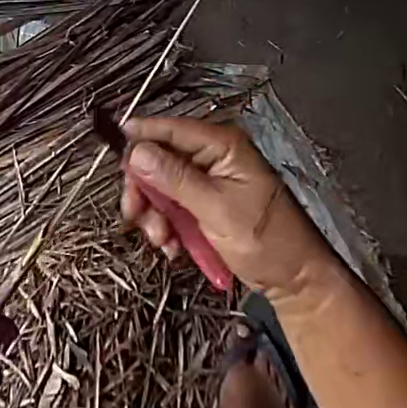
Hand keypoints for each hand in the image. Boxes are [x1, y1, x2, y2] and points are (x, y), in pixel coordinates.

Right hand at [119, 116, 339, 306]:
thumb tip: (137, 151)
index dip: (140, 135)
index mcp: (221, 144)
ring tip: (162, 240)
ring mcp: (208, 179)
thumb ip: (174, 178)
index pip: (171, 128)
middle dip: (145, 189)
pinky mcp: (205, 202)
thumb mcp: (215, 208)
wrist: (294, 279)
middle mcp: (212, 155)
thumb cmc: (265, 239)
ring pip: (161, 185)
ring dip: (154, 213)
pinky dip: (166, 225)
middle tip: (135, 215)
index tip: (112, 147)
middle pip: (160, 158)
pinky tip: (172, 247)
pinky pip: (172, 205)